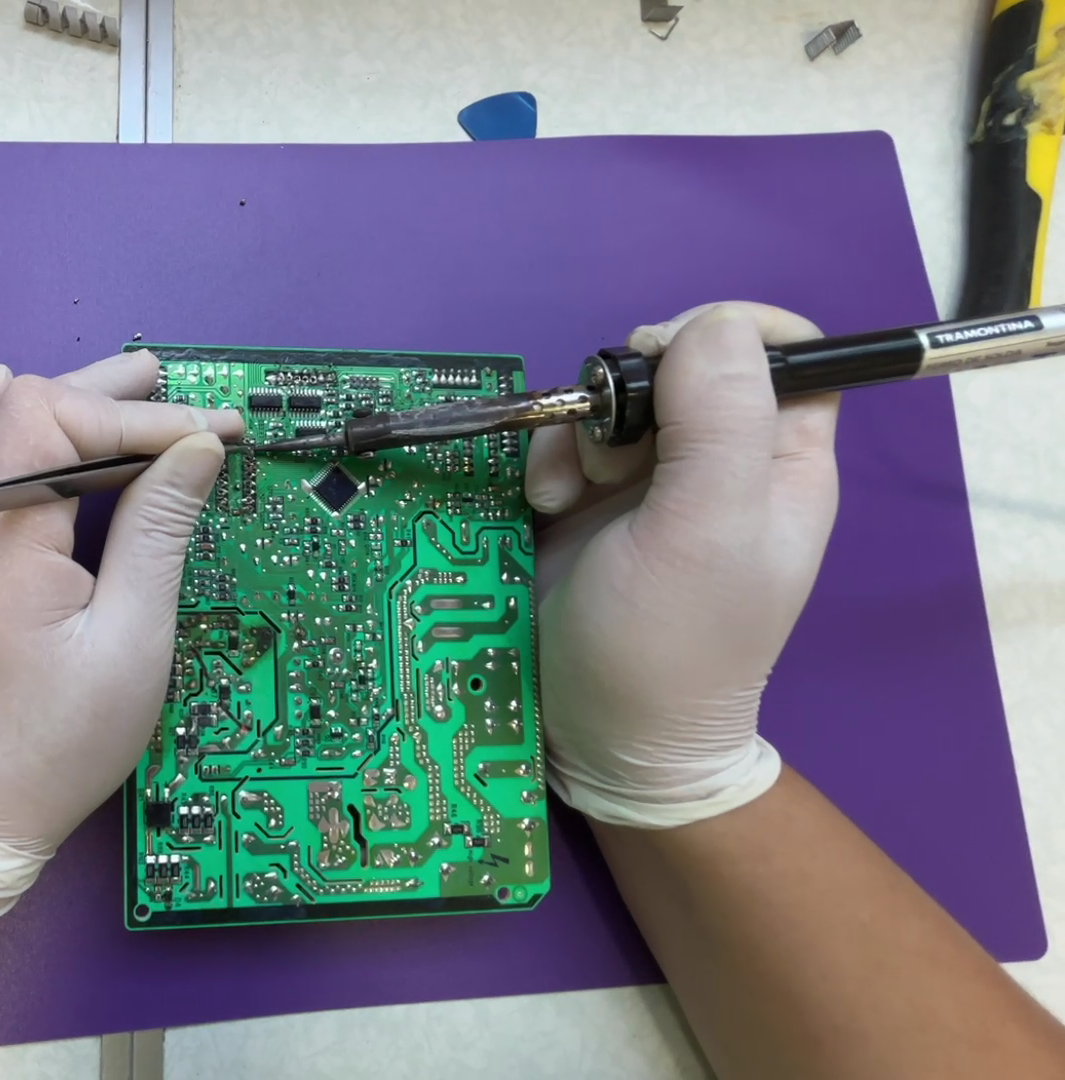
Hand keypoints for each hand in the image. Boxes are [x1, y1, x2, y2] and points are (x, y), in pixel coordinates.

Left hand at [0, 350, 242, 948]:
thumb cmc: (64, 738)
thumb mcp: (132, 639)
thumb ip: (158, 530)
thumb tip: (197, 447)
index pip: (60, 424)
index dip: (140, 417)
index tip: (213, 434)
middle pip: (25, 413)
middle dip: (110, 398)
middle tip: (176, 386)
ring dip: (63, 400)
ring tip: (129, 380)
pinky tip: (4, 384)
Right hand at [524, 303, 840, 827]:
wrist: (595, 725)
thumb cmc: (666, 637)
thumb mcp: (704, 530)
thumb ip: (718, 422)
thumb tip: (710, 322)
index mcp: (772, 464)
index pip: (776, 353)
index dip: (719, 338)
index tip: (659, 360)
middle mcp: (709, 466)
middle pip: (671, 374)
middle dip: (625, 396)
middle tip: (607, 450)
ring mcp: (636, 489)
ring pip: (604, 410)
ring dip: (572, 438)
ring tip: (560, 494)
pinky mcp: (576, 509)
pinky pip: (557, 450)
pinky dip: (542, 466)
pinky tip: (539, 503)